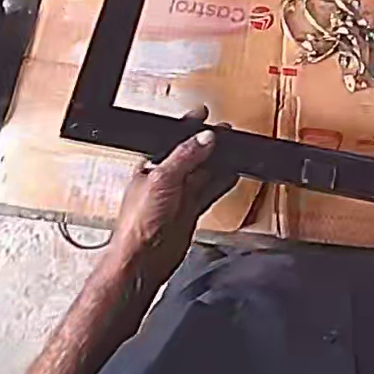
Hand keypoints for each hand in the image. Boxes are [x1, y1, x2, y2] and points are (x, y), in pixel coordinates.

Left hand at [110, 107, 237, 276]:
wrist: (142, 260)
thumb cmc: (138, 223)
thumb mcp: (163, 179)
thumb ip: (186, 157)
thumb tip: (206, 138)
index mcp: (153, 166)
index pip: (174, 140)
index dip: (189, 125)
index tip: (202, 113)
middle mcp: (166, 179)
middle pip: (192, 154)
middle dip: (209, 143)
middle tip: (226, 131)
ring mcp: (179, 195)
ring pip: (204, 172)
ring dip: (219, 161)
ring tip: (234, 150)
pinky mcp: (190, 211)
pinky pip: (210, 191)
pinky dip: (222, 182)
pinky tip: (232, 174)